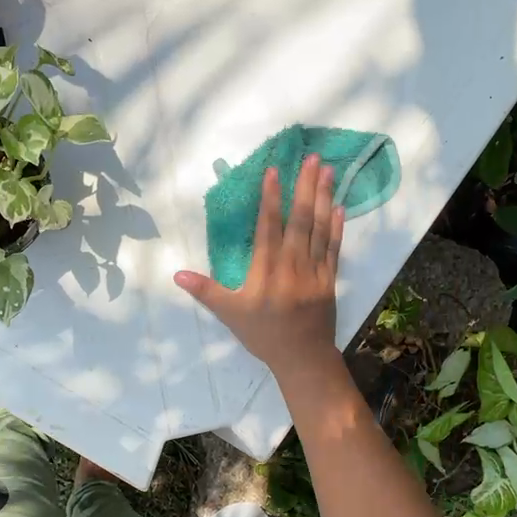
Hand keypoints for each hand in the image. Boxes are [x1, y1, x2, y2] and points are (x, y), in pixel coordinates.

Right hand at [176, 155, 345, 380]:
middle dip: (305, 187)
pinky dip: (337, 226)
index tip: (274, 171)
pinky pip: (334, 247)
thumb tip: (177, 274)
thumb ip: (206, 291)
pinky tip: (338, 205)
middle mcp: (292, 266)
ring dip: (323, 198)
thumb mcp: (230, 314)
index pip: (268, 228)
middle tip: (311, 157)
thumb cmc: (263, 336)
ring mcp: (315, 271)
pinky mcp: (330, 279)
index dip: (271, 198)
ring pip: (319, 229)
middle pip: (299, 220)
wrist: (302, 359)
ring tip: (326, 170)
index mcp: (267, 272)